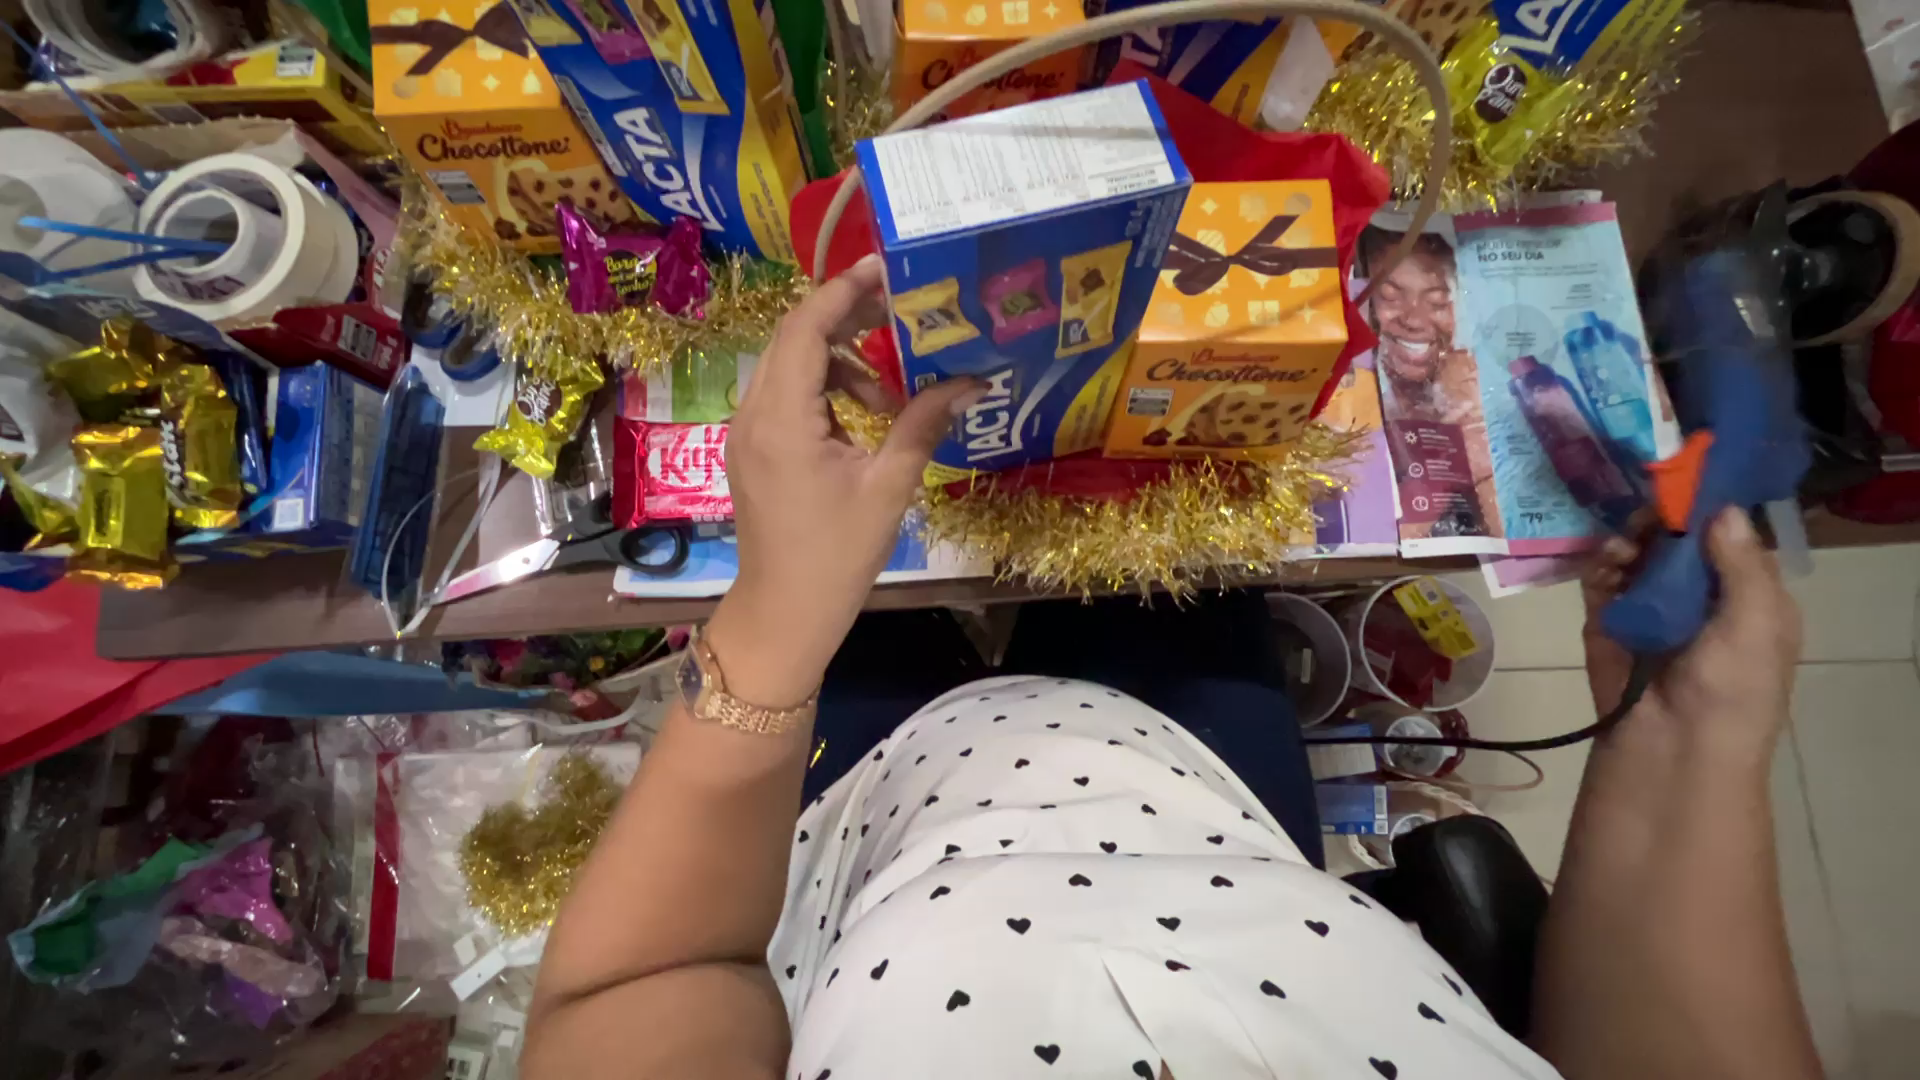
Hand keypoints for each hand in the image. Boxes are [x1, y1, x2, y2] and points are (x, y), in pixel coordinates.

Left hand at [704, 255, 983, 704]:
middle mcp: (753, 413)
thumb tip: (971, 381)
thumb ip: (924, 423)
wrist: (785, 612)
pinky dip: (822, 393)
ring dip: (838, 363)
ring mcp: (746, 432)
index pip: (805, 328)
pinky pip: (784, 397)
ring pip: (788, 367)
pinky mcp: (751, 450)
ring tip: (888, 395)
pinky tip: (859, 420)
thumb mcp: (888, 487)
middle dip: (844, 318)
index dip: (843, 291)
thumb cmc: (838, 555)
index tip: (884, 268)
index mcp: (783, 418)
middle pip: (792, 338)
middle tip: (899, 313)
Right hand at [1581, 508, 1802, 761]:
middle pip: (1674, 542)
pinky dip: (1599, 567)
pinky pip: (1599, 581)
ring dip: (1627, 543)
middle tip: (1644, 511)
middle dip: (1659, 523)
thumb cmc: (1732, 685)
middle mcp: (1696, 595)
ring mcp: (1647, 606)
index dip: (1709, 510)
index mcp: (1745, 595)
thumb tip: (1723, 509)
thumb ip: (1741, 567)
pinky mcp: (1605, 618)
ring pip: (1634, 557)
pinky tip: (1604, 564)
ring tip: (1622, 549)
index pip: (1727, 539)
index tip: (1687, 479)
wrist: (1671, 738)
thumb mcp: (1756, 625)